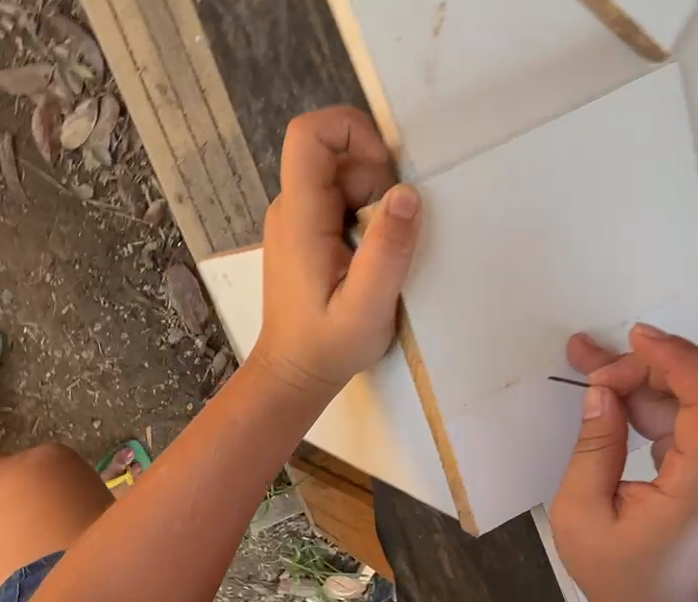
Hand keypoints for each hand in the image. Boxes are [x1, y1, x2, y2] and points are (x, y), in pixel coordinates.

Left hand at [255, 107, 422, 389]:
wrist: (293, 374)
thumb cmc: (326, 346)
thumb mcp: (366, 307)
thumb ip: (387, 252)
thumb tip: (407, 193)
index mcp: (299, 217)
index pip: (309, 134)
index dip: (352, 132)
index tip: (385, 173)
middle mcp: (290, 209)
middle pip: (334, 154)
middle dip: (374, 177)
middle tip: (387, 232)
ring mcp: (295, 221)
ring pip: (340, 178)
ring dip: (372, 202)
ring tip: (376, 254)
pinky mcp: (304, 236)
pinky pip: (338, 203)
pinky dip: (362, 218)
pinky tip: (366, 260)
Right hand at [548, 324, 697, 601]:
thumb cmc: (617, 573)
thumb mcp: (582, 513)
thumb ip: (594, 448)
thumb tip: (600, 394)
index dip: (676, 358)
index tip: (633, 338)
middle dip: (652, 365)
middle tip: (592, 366)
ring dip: (646, 380)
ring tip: (589, 368)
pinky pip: (689, 420)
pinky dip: (650, 402)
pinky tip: (611, 398)